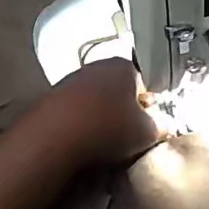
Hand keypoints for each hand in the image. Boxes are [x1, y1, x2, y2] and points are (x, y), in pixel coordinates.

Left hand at [25, 58, 160, 167]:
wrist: (55, 137)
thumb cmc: (110, 128)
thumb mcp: (147, 132)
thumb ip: (157, 126)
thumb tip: (157, 125)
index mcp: (123, 66)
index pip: (143, 83)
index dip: (147, 106)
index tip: (147, 126)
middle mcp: (96, 65)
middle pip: (117, 90)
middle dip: (122, 110)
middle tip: (126, 136)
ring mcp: (70, 80)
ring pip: (94, 100)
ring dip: (99, 117)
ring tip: (101, 143)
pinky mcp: (50, 98)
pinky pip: (74, 111)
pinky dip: (79, 124)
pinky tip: (80, 141)